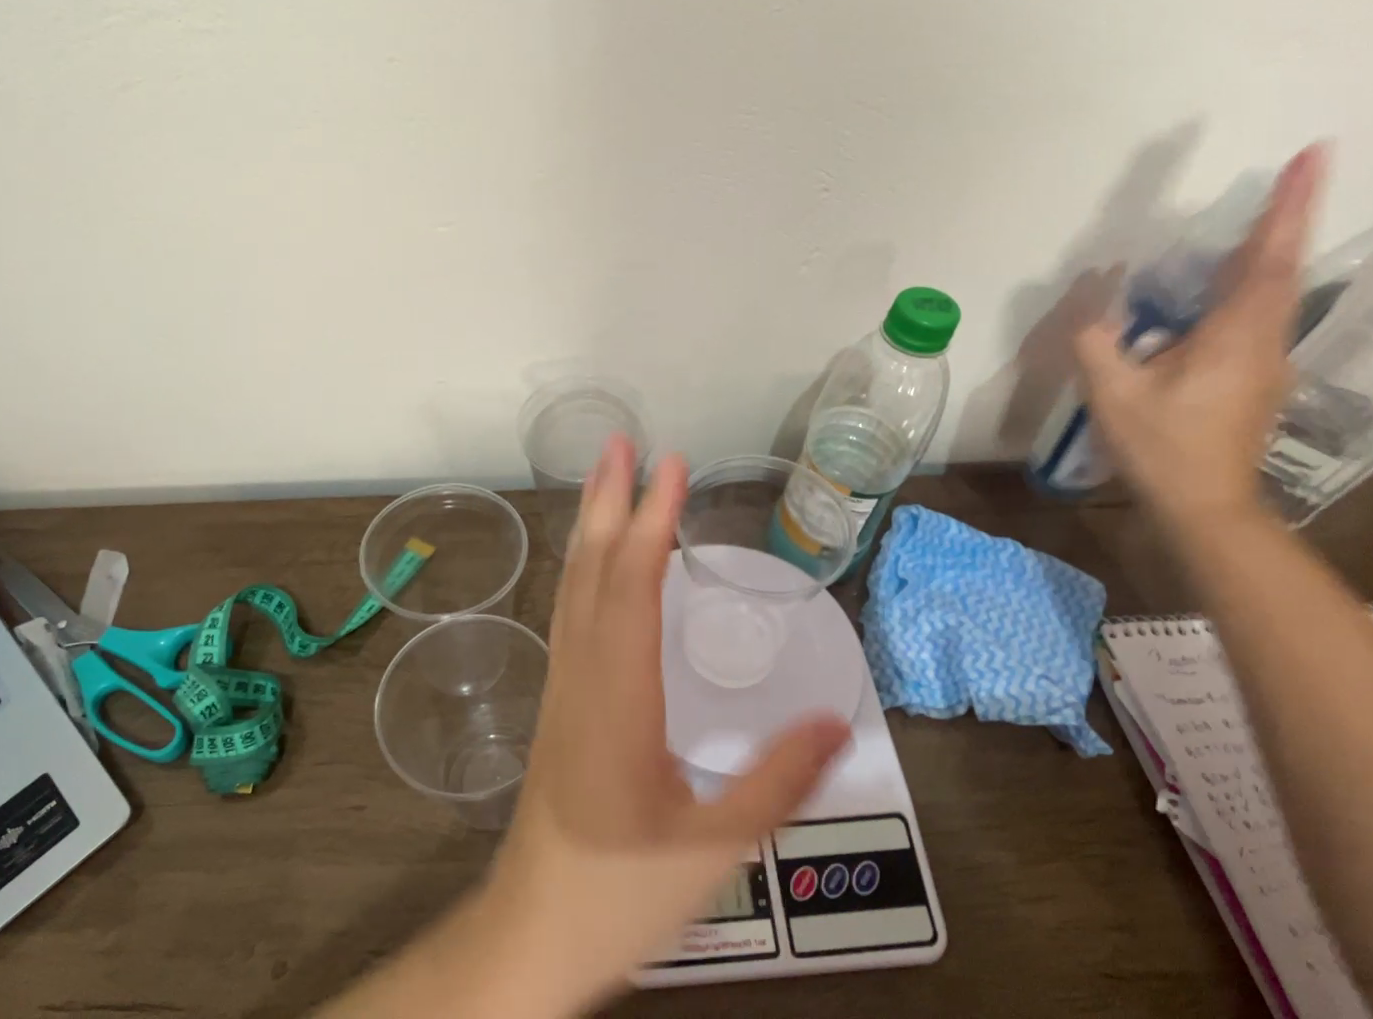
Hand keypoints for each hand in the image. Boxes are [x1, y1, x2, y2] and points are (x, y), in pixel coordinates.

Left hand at [483, 437, 851, 1014]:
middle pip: (593, 575)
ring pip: (574, 592)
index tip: (670, 466)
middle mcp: (583, 682)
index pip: (634, 592)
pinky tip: (595, 562)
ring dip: (592, 529)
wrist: (534, 929)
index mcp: (618, 704)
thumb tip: (838, 722)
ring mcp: (564, 692)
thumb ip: (777, 783)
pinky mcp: (560, 707)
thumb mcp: (716, 849)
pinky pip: (571, 618)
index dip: (653, 524)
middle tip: (623, 442)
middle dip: (610, 503)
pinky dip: (585, 572)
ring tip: (605, 478)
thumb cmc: (620, 893)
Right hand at [1073, 144, 1326, 526]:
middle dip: (1283, 220)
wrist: (1204, 508)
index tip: (1313, 154)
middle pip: (1279, 269)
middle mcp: (1265, 342)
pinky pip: (1256, 321)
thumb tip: (1092, 300)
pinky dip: (1246, 291)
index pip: (1268, 258)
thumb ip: (1096, 342)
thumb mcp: (1112, 394)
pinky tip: (1215, 298)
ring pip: (1271, 296)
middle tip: (1288, 177)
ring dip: (1263, 257)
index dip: (1288, 205)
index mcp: (1236, 336)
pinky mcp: (1255, 384)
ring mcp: (1266, 365)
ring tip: (1247, 229)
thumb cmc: (1162, 449)